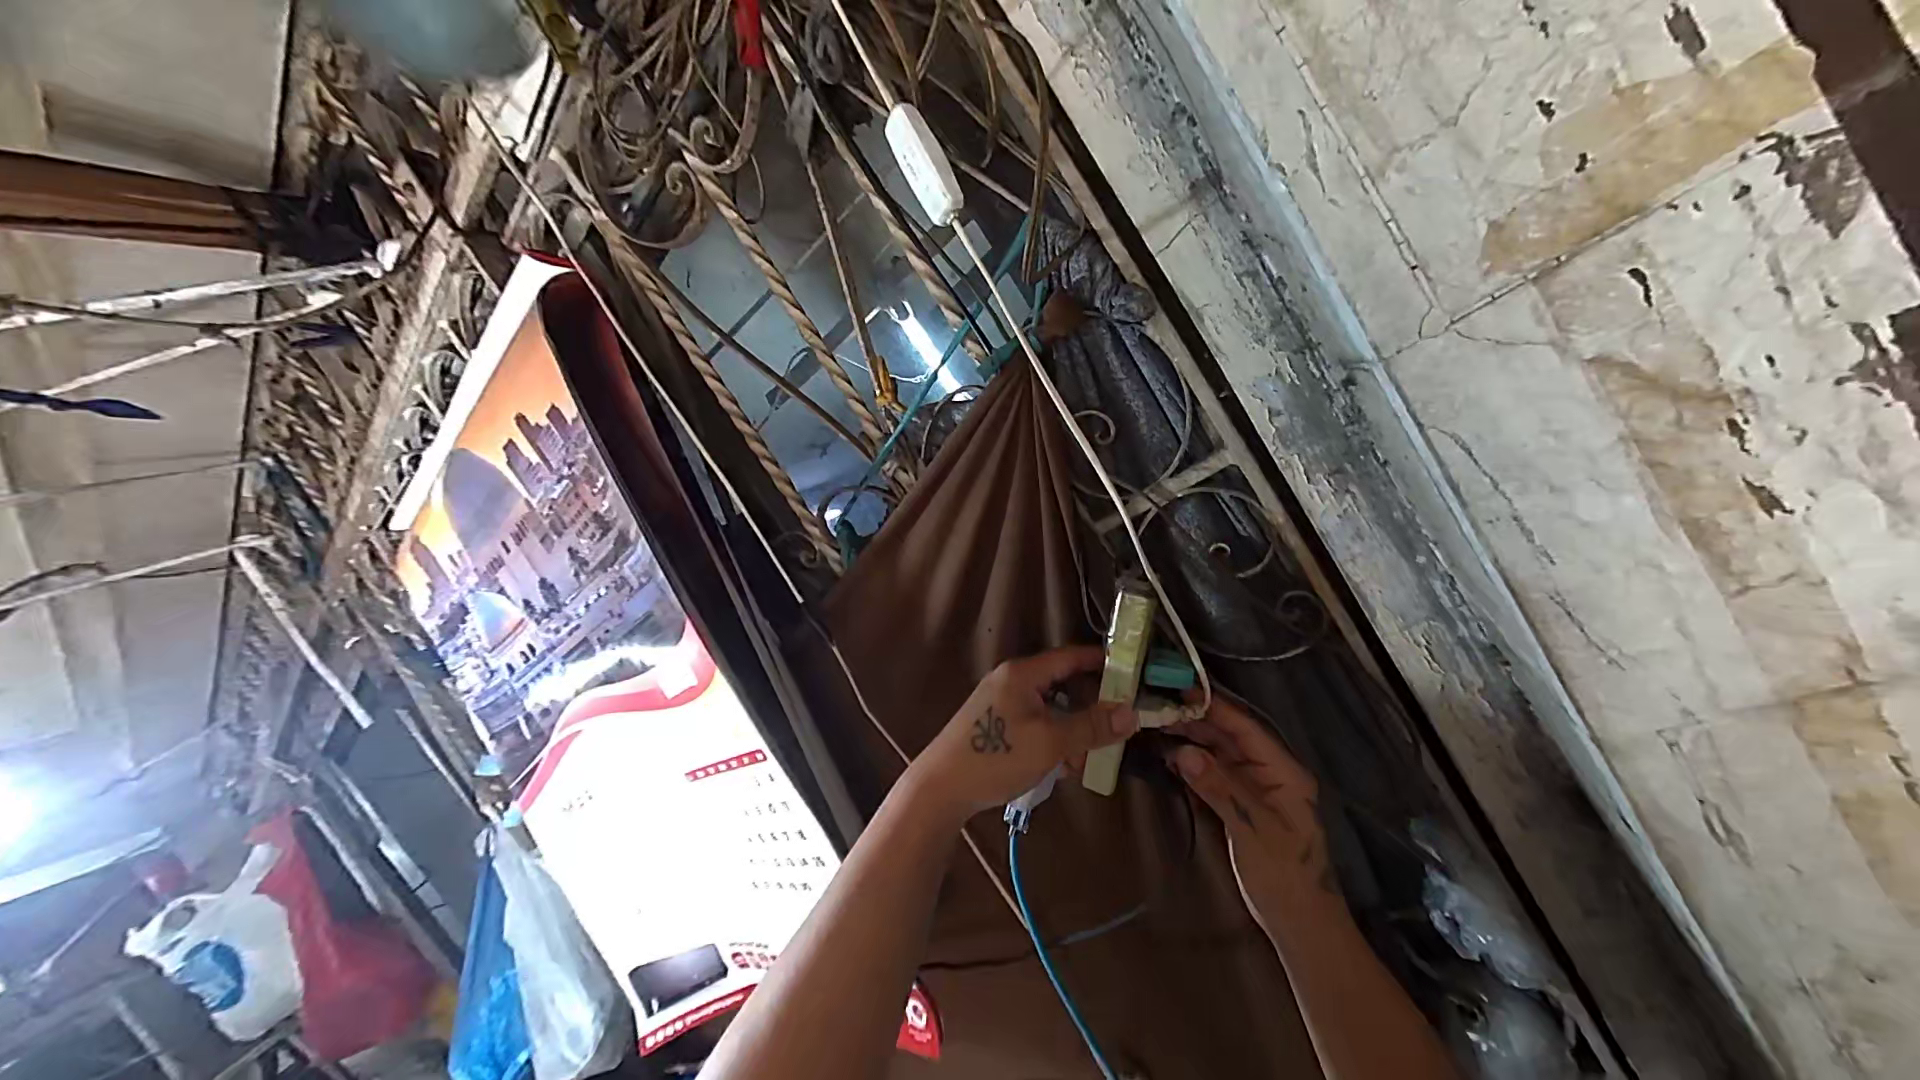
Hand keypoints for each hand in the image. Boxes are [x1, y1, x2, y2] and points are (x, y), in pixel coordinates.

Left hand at [905, 646, 1136, 821]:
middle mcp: (1012, 681)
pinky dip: (1053, 740)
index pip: (1071, 657)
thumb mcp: (1050, 743)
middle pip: (1063, 685)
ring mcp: (1002, 704)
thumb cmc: (996, 757)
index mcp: (1022, 674)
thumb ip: (1091, 726)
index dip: (1103, 662)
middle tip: (1115, 729)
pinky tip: (1061, 768)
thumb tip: (1131, 714)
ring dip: (1071, 732)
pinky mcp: (996, 726)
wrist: (940, 788)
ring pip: (1051, 709)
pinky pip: (1036, 724)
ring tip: (1083, 760)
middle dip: (1090, 709)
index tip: (1133, 672)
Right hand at [1165, 696, 1331, 937]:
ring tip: (1157, 724)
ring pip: (1221, 751)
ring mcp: (1257, 787)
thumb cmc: (1286, 876)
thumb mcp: (1252, 830)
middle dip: (1197, 720)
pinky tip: (1170, 754)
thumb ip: (1220, 787)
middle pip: (1231, 736)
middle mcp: (1271, 772)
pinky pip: (1216, 771)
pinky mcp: (1242, 802)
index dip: (1215, 707)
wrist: (1300, 924)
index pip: (1247, 728)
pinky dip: (1193, 761)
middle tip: (1157, 706)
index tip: (1180, 691)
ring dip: (1192, 738)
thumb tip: (1184, 751)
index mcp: (1284, 772)